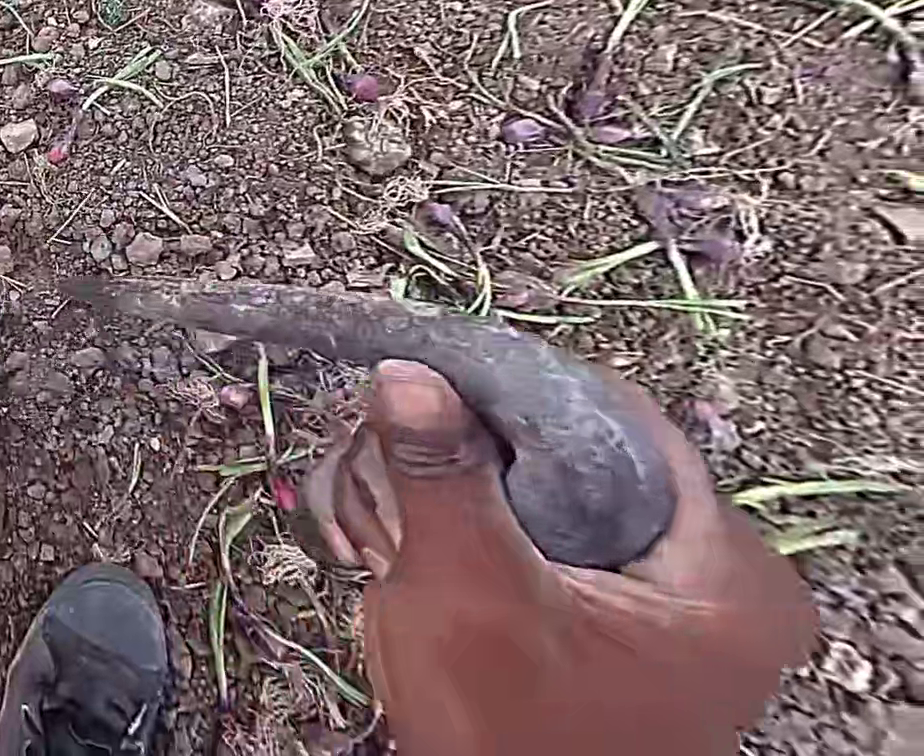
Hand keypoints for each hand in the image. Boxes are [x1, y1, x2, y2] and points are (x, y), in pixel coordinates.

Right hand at [306, 359, 814, 755]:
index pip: (608, 413)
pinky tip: (384, 553)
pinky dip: (408, 515)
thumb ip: (442, 477)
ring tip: (382, 544)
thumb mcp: (471, 591)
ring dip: (406, 491)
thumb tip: (406, 370)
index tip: (419, 383)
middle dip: (435, 459)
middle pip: (528, 437)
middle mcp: (664, 553)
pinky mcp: (537, 572)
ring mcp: (595, 565)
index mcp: (709, 561)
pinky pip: (463, 502)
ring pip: (479, 465)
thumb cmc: (503, 726)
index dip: (507, 386)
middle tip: (389, 494)